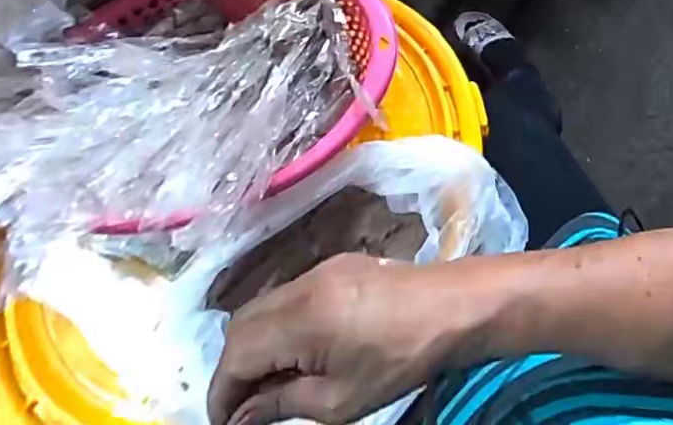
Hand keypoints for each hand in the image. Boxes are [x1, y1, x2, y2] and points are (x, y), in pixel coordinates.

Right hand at [208, 254, 471, 424]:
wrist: (449, 306)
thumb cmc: (398, 359)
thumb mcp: (339, 401)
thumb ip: (282, 404)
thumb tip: (242, 416)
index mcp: (302, 315)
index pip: (236, 352)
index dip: (222, 393)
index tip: (228, 424)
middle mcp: (304, 282)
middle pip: (242, 323)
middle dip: (234, 368)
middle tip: (248, 408)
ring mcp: (321, 268)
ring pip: (264, 304)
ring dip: (257, 344)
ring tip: (273, 384)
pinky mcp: (337, 264)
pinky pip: (289, 293)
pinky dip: (280, 324)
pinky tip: (299, 351)